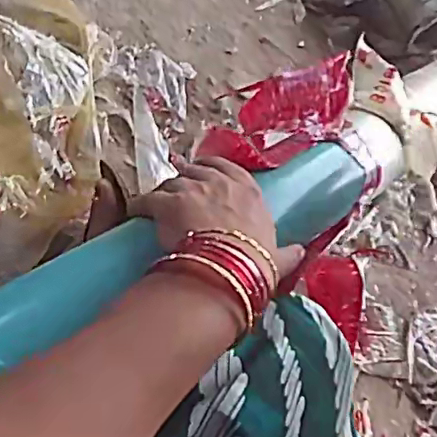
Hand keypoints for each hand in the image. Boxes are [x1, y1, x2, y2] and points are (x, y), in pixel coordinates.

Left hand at [130, 158, 304, 283]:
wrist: (231, 268)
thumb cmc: (257, 263)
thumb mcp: (277, 257)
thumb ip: (288, 253)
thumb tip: (301, 252)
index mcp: (249, 192)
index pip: (228, 169)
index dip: (213, 169)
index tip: (205, 173)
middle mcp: (220, 183)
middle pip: (196, 171)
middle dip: (186, 177)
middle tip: (178, 188)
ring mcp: (192, 190)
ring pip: (171, 183)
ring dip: (164, 192)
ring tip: (156, 204)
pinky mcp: (166, 203)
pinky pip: (147, 200)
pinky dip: (140, 206)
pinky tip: (135, 212)